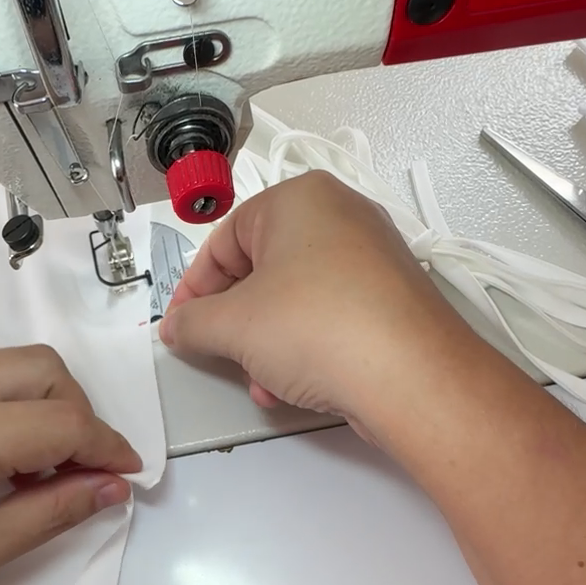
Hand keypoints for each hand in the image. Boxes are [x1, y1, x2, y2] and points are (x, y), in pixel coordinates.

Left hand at [0, 345, 141, 584]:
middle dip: (80, 415)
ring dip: (44, 401)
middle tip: (80, 471)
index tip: (127, 478)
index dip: (108, 448)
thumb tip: (114, 489)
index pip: (63, 422)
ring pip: (12, 360)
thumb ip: (55, 512)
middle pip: (45, 370)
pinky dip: (6, 395)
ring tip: (38, 463)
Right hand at [158, 170, 480, 431]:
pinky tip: (291, 385)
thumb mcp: (233, 325)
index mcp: (299, 199)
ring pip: (293, 300)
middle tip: (218, 351)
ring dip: (264, 344)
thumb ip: (191, 323)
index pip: (224, 240)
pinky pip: (327, 318)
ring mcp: (370, 259)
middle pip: (260, 271)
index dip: (193, 288)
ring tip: (260, 377)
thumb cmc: (321, 328)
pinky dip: (301, 348)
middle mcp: (340, 217)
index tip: (180, 325)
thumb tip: (176, 327)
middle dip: (233, 322)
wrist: (408, 377)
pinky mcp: (388, 301)